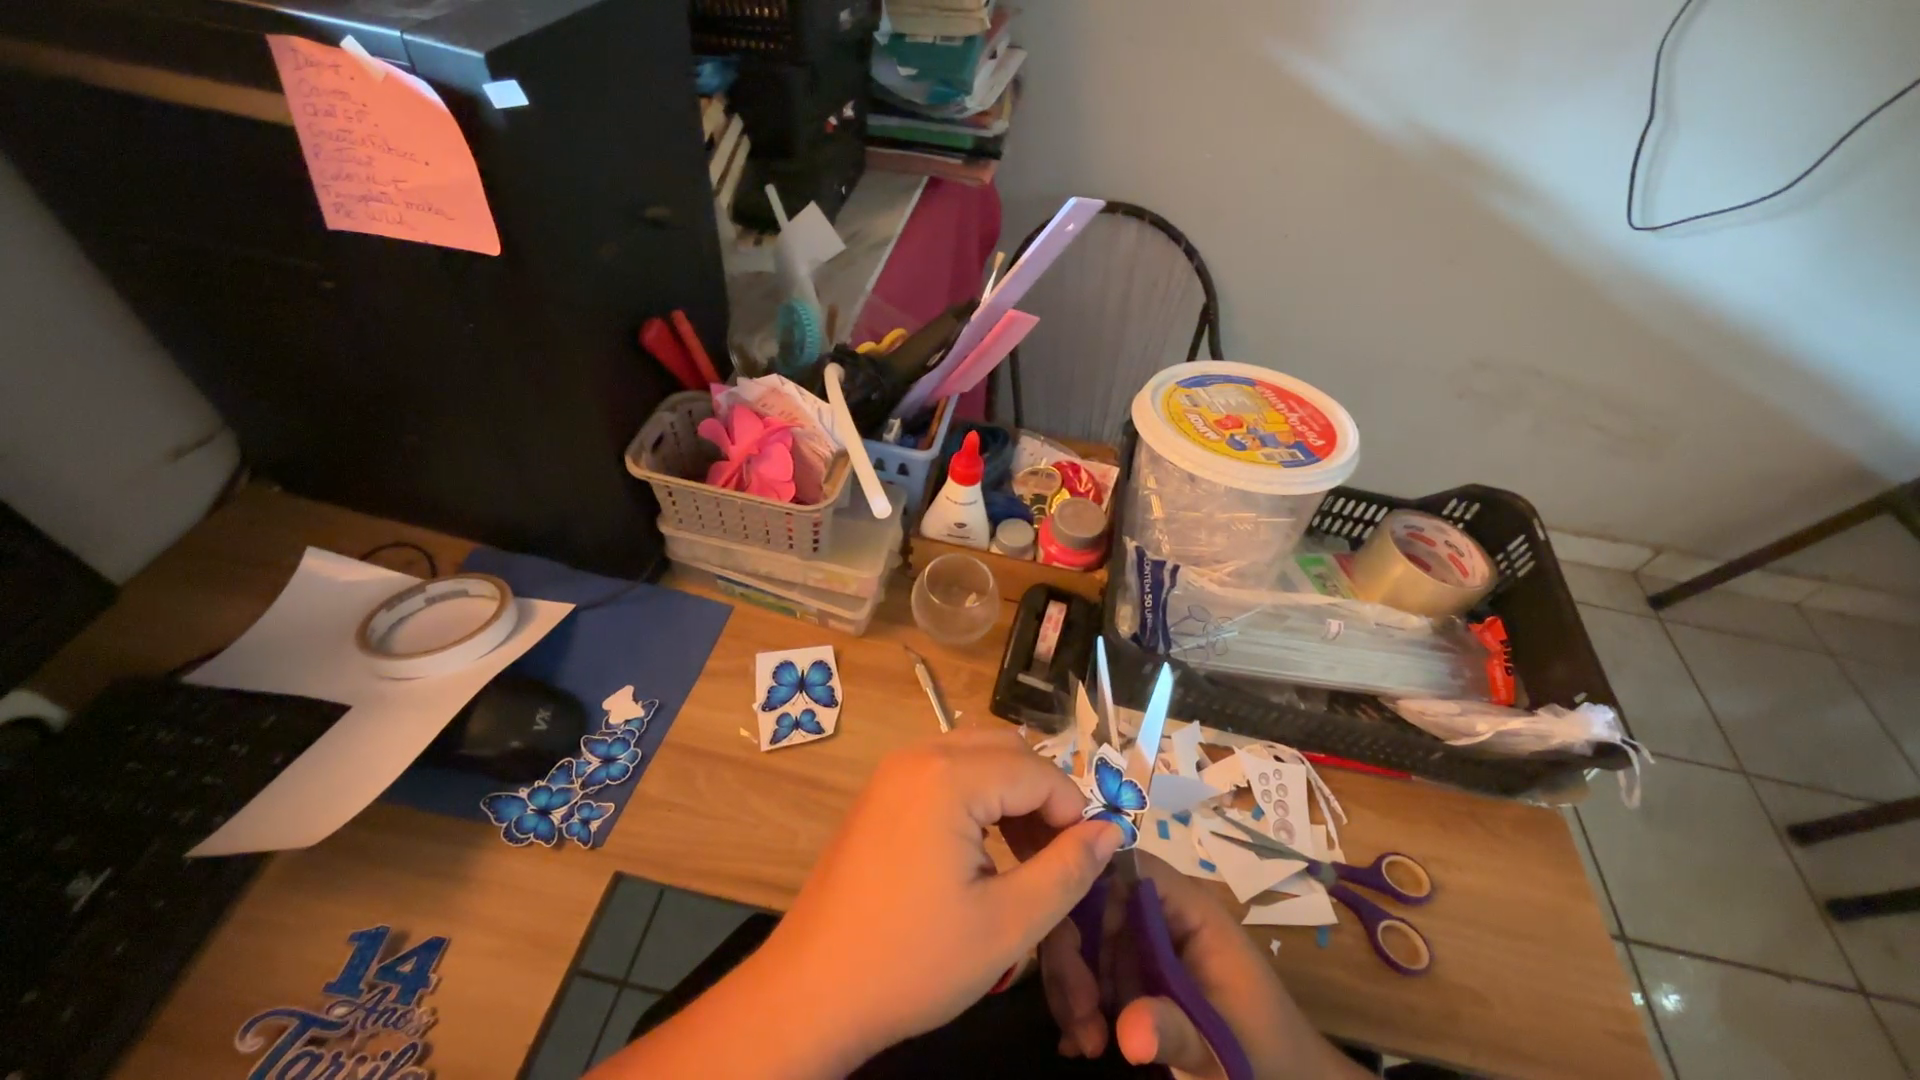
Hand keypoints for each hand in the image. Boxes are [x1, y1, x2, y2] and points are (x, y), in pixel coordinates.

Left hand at [751, 729, 1125, 1068]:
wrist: (811, 993)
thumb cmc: (912, 962)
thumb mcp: (1008, 923)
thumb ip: (1067, 870)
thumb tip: (1111, 830)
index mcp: (947, 777)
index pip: (1038, 771)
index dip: (1075, 813)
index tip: (1087, 864)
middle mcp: (917, 756)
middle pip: (1007, 751)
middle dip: (1043, 797)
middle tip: (1055, 859)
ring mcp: (892, 774)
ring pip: (976, 758)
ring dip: (1011, 796)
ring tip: (1025, 859)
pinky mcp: (879, 796)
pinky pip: (944, 775)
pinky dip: (976, 800)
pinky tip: (982, 853)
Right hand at [1040, 852, 1369, 1079]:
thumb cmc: (1269, 1059)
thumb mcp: (1222, 1050)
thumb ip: (1175, 1033)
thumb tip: (1126, 1032)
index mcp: (1192, 911)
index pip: (1124, 867)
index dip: (1084, 890)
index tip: (1063, 949)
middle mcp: (1165, 916)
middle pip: (1095, 904)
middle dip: (1074, 959)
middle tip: (1077, 1024)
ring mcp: (1151, 944)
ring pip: (1088, 940)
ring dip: (1074, 989)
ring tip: (1085, 1045)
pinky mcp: (1142, 974)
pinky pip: (1096, 970)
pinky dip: (1082, 1004)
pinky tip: (1080, 1043)